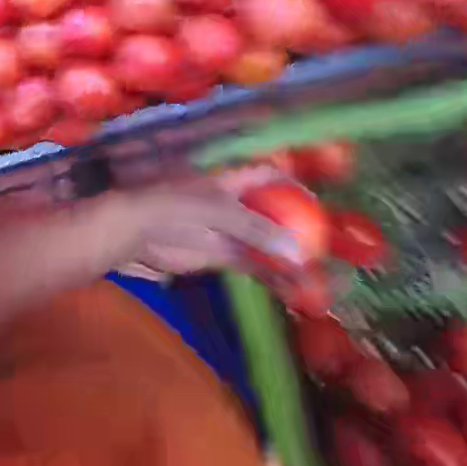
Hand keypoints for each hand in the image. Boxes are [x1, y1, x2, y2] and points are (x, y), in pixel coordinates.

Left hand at [84, 166, 307, 276]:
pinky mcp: (219, 256)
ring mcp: (227, 230)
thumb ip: (256, 228)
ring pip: (266, 243)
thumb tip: (297, 250)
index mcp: (231, 179)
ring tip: (325, 276)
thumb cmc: (173, 206)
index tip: (321, 202)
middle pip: (272, 213)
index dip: (293, 185)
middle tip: (331, 248)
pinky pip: (253, 265)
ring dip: (291, 258)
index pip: (268, 176)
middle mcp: (234, 203)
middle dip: (299, 229)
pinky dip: (274, 276)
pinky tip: (297, 289)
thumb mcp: (217, 210)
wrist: (135, 231)